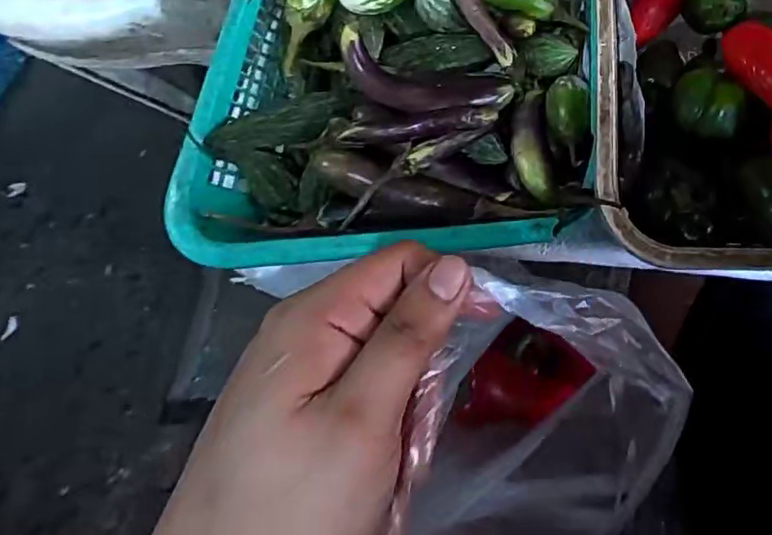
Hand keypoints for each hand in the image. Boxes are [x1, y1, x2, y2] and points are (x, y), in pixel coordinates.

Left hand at [156, 243, 470, 534]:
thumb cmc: (291, 510)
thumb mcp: (363, 419)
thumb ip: (409, 335)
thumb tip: (455, 264)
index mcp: (314, 315)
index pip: (401, 261)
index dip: (445, 284)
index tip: (481, 322)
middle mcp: (305, 329)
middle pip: (397, 310)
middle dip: (422, 364)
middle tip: (415, 424)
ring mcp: (301, 371)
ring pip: (389, 357)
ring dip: (407, 404)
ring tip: (393, 460)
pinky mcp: (302, 408)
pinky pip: (367, 392)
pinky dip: (386, 424)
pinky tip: (377, 468)